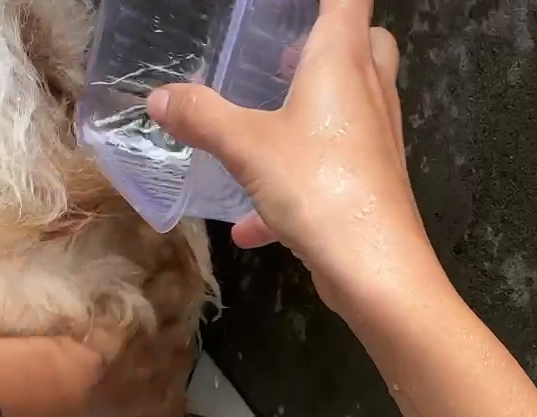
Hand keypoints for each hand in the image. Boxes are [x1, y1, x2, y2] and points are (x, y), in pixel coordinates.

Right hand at [146, 0, 436, 312]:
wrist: (375, 270)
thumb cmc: (319, 187)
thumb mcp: (248, 148)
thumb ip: (203, 118)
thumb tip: (158, 99)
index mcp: (343, 59)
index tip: (290, 5)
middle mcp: (370, 93)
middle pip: (366, 44)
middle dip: (330, 45)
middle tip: (289, 58)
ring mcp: (377, 143)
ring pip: (352, 111)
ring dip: (314, 115)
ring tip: (272, 127)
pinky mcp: (373, 189)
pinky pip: (335, 173)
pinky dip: (298, 189)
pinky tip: (254, 225)